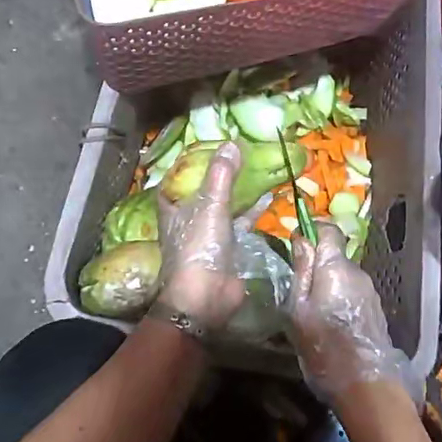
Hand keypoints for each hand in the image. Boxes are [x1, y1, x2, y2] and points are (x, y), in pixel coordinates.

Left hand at [157, 141, 246, 329]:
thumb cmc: (198, 247)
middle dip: (218, 177)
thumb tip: (232, 143)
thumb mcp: (209, 205)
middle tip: (237, 156)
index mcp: (173, 209)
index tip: (203, 150)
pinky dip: (253, 212)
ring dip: (238, 193)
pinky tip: (269, 198)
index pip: (173, 182)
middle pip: (202, 192)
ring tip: (257, 171)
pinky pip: (240, 224)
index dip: (185, 166)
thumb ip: (221, 175)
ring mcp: (207, 236)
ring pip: (223, 207)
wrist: (206, 297)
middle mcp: (187, 221)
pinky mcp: (227, 250)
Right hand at [288, 222, 408, 402]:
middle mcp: (357, 272)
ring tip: (312, 310)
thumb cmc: (322, 346)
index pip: (330, 230)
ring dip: (328, 283)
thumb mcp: (298, 308)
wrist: (364, 385)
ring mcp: (370, 291)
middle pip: (335, 255)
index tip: (297, 242)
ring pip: (343, 275)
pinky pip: (352, 291)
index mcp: (336, 267)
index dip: (313, 230)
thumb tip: (301, 238)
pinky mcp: (375, 308)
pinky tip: (331, 321)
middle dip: (316, 263)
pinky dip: (339, 297)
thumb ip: (301, 270)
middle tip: (297, 287)